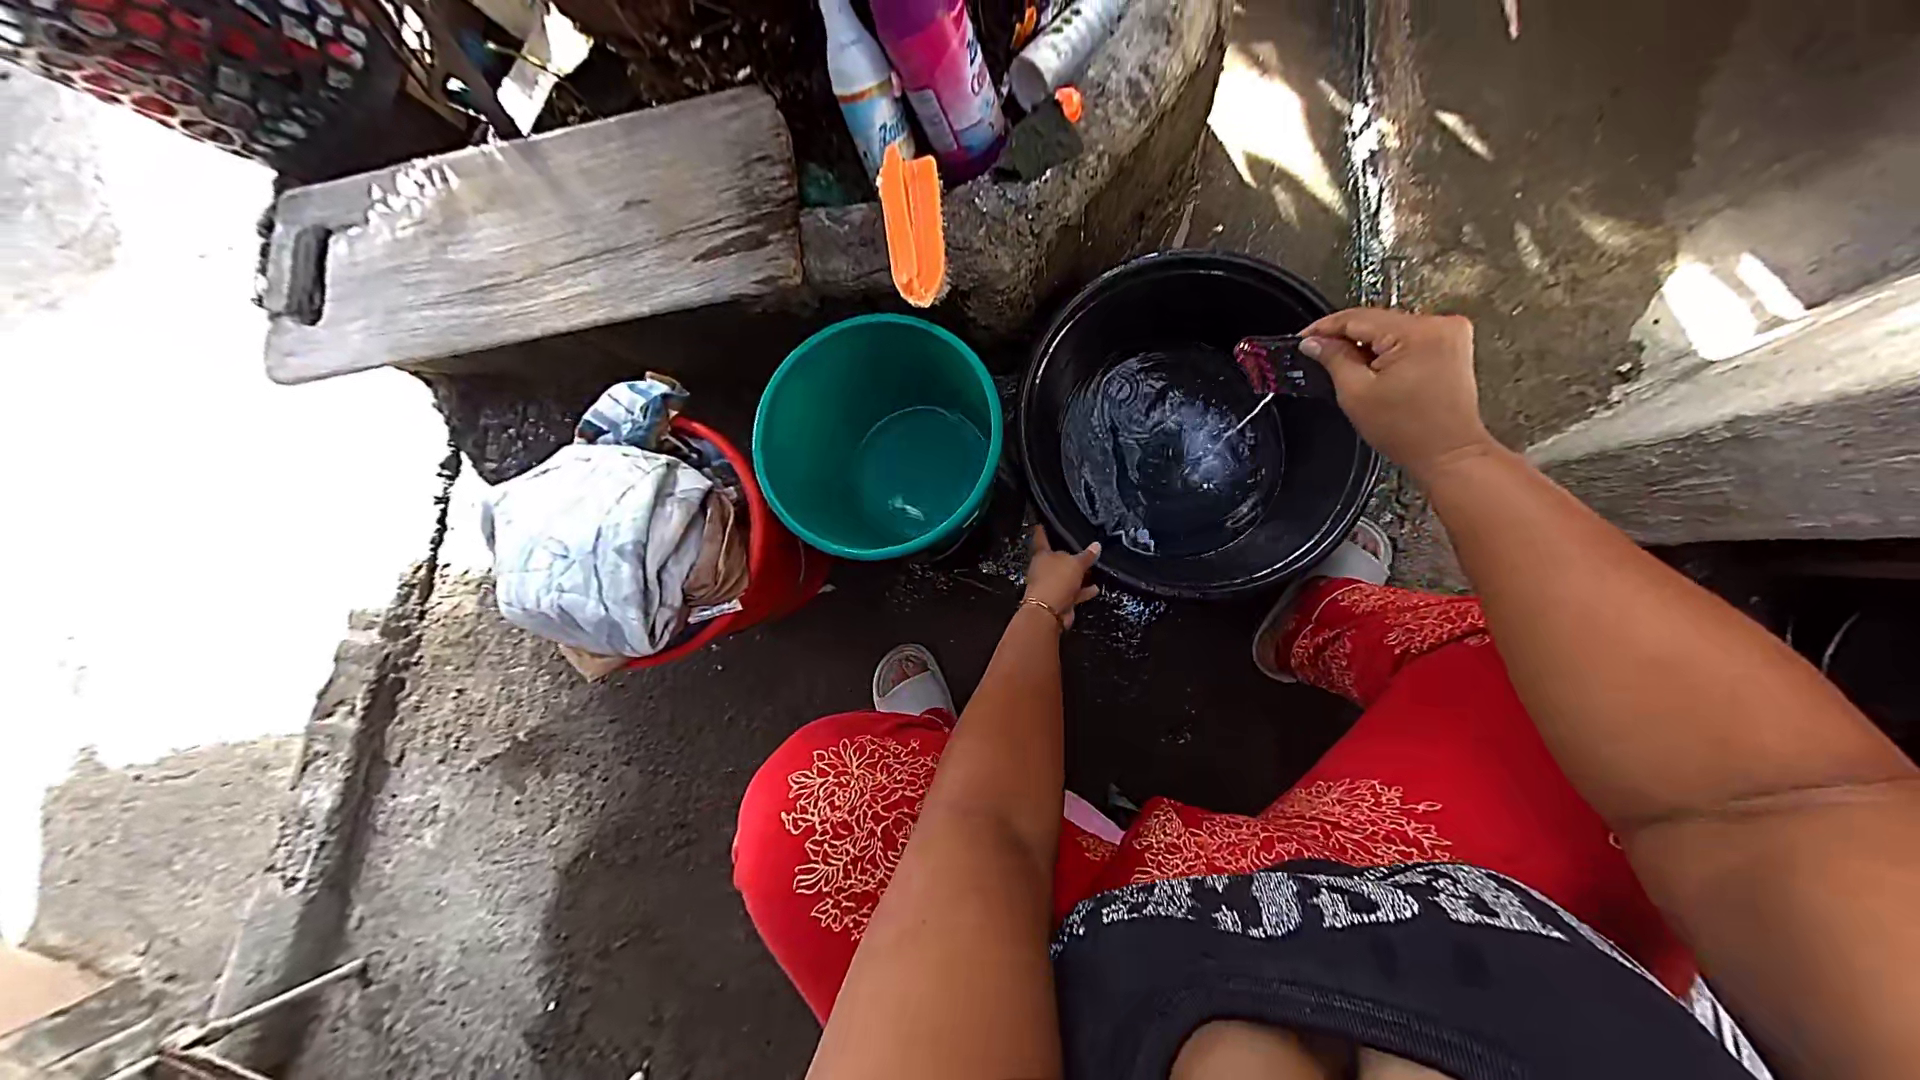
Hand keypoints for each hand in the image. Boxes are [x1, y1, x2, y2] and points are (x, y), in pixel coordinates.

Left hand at [1022, 526, 1099, 629]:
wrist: (1049, 613)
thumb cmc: (1056, 581)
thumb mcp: (1075, 564)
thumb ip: (1086, 556)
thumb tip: (1096, 546)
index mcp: (1042, 555)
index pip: (1041, 538)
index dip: (1042, 530)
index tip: (1041, 522)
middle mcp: (1044, 569)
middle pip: (1057, 558)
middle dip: (1069, 555)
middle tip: (1082, 548)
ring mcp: (1051, 585)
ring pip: (1067, 577)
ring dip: (1079, 575)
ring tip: (1094, 568)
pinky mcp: (1059, 600)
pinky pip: (1074, 592)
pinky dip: (1084, 590)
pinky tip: (1095, 588)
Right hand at [1300, 308, 1499, 477]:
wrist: (1447, 451)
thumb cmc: (1410, 430)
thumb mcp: (1355, 392)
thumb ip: (1333, 359)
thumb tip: (1315, 342)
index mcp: (1417, 333)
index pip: (1357, 317)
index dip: (1324, 328)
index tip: (1304, 338)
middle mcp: (1440, 325)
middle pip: (1375, 321)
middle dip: (1344, 338)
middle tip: (1317, 355)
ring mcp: (1450, 333)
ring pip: (1390, 330)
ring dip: (1364, 345)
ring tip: (1347, 370)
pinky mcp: (1451, 345)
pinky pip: (1407, 338)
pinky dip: (1385, 351)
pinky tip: (1373, 371)